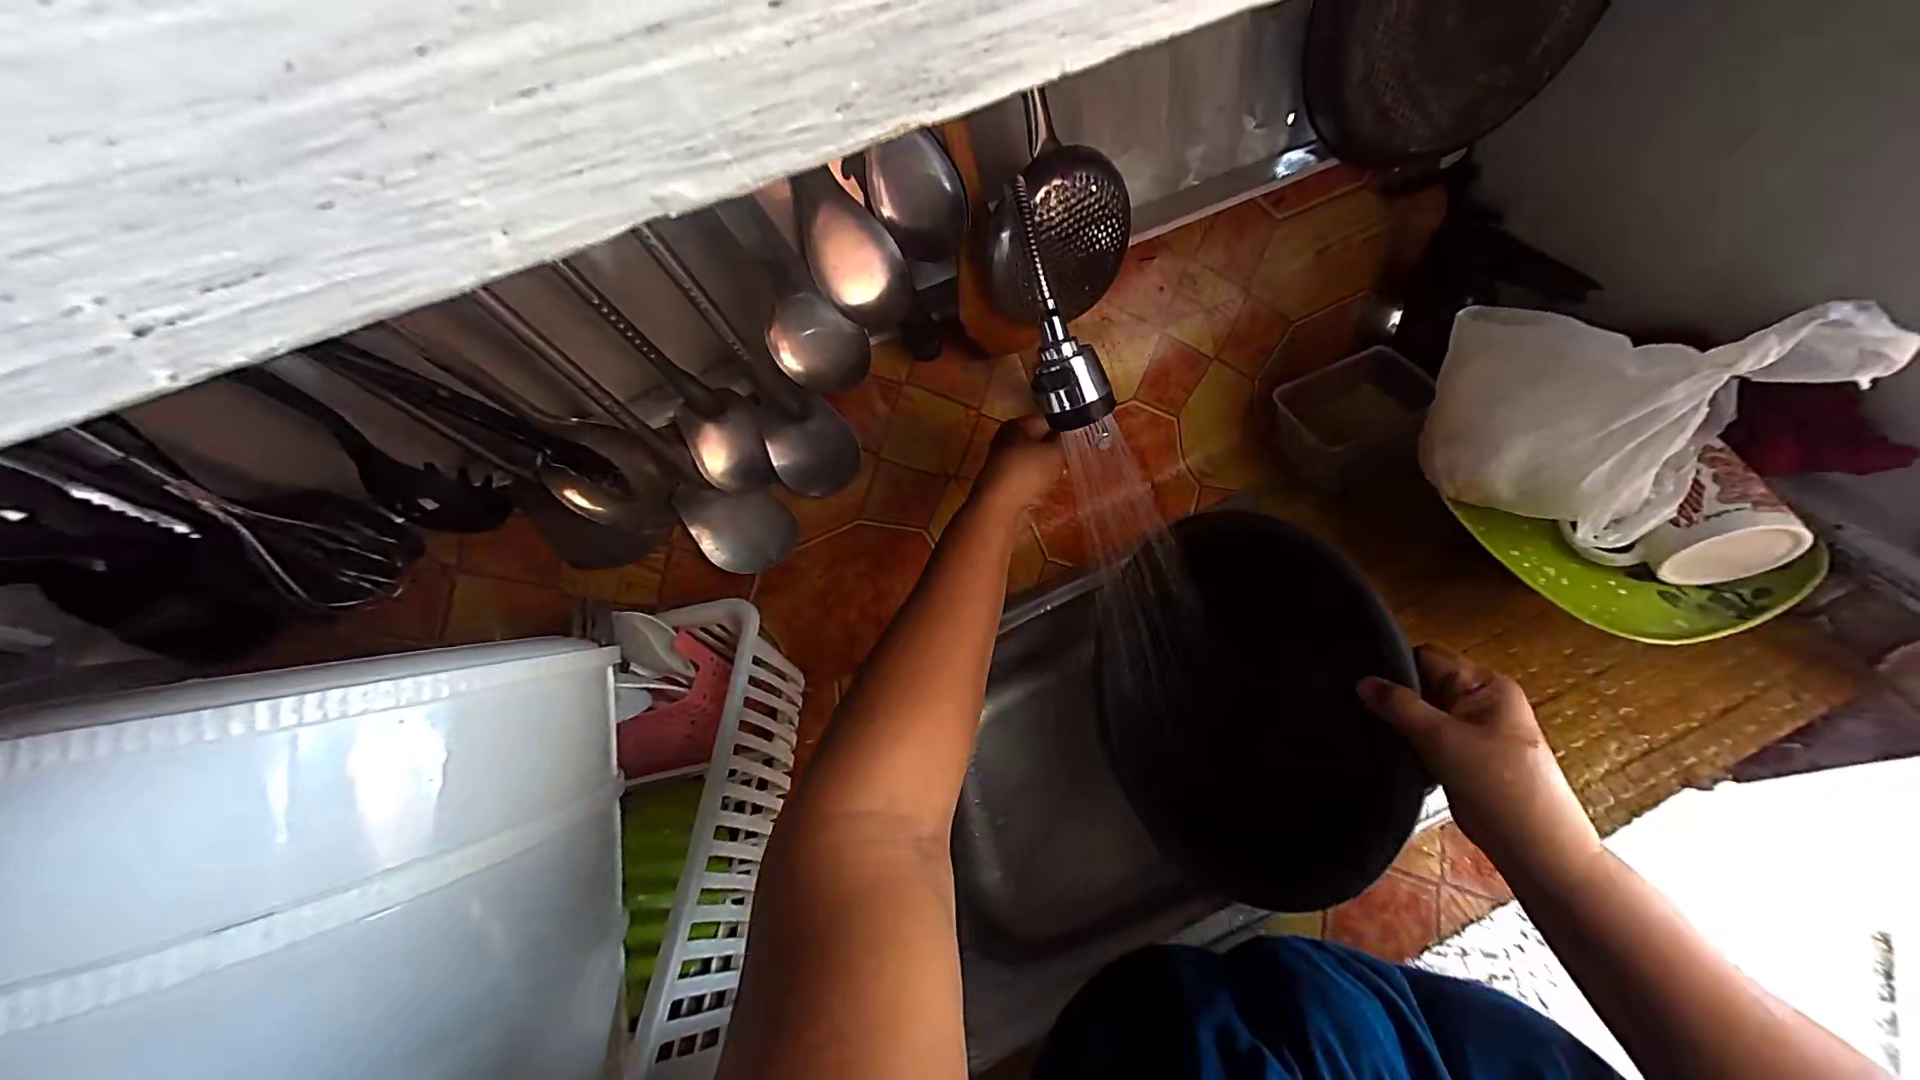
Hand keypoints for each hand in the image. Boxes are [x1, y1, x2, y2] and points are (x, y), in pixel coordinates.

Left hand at [972, 416, 1063, 512]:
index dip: (1064, 430)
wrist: (1000, 507)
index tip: (1077, 444)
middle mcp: (1005, 440)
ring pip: (1033, 462)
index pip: (1047, 420)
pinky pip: (1026, 479)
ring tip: (1059, 478)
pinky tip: (1045, 491)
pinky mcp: (1003, 484)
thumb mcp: (1055, 451)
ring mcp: (1002, 463)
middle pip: (1038, 442)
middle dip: (1055, 452)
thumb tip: (1064, 436)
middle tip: (1069, 462)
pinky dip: (1037, 484)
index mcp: (1016, 425)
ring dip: (1047, 471)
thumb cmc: (1028, 472)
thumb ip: (1063, 441)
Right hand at [1358, 645, 1601, 882]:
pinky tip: (1388, 749)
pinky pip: (1421, 734)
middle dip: (1394, 696)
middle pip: (1420, 683)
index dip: (1395, 667)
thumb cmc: (1498, 784)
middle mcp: (1479, 701)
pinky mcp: (1458, 754)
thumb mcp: (1441, 737)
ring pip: (1418, 711)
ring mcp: (1470, 729)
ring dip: (1398, 721)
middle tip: (1362, 708)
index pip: (1427, 657)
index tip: (1363, 683)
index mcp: (1486, 685)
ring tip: (1372, 730)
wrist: (1532, 846)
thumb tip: (1362, 682)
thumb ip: (1398, 705)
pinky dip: (1405, 740)